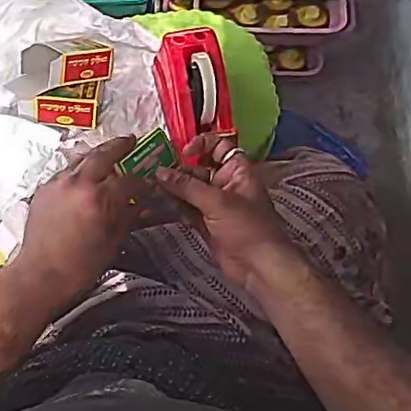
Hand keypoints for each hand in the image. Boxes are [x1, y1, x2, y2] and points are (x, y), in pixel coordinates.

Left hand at [8, 136, 145, 310]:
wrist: (41, 275)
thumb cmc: (79, 267)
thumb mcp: (112, 241)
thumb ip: (127, 217)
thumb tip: (140, 205)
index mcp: (99, 198)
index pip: (129, 181)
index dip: (142, 183)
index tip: (147, 185)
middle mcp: (77, 184)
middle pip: (102, 155)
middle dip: (119, 146)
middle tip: (130, 141)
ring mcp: (57, 184)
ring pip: (81, 160)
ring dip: (96, 156)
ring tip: (107, 155)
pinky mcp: (44, 190)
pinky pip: (65, 173)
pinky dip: (77, 172)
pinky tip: (84, 178)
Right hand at [156, 134, 306, 293]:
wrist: (259, 266)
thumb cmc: (247, 227)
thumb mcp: (217, 201)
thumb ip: (186, 186)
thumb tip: (160, 172)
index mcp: (237, 171)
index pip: (219, 147)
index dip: (202, 145)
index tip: (184, 153)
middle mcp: (225, 184)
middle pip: (198, 170)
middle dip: (178, 171)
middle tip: (155, 174)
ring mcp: (215, 205)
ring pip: (189, 190)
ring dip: (173, 189)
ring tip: (151, 188)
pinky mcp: (206, 223)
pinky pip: (186, 209)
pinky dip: (174, 206)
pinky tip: (157, 204)